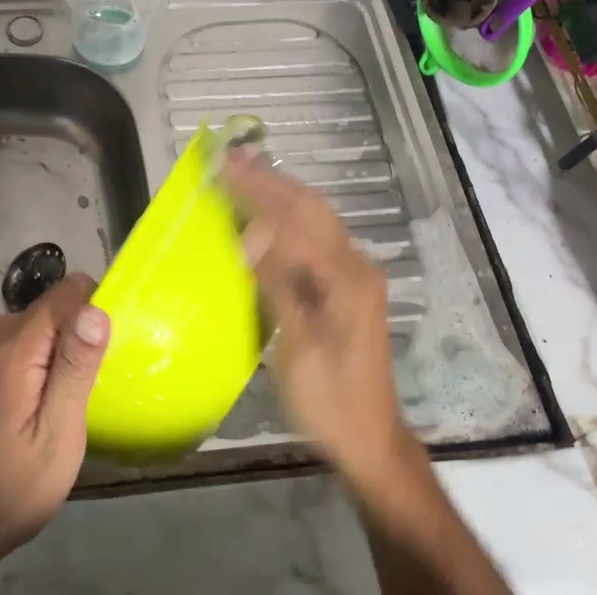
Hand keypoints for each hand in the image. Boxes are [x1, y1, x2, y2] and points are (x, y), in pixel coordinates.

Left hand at [0, 273, 109, 592]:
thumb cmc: (13, 487)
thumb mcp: (57, 435)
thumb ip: (75, 367)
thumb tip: (95, 309)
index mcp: (12, 347)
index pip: (68, 292)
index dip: (96, 312)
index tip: (108, 353)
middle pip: (56, 308)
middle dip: (79, 340)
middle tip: (87, 392)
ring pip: (42, 324)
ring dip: (61, 354)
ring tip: (67, 402)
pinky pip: (25, 340)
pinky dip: (42, 362)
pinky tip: (43, 403)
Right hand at [221, 147, 416, 480]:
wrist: (371, 440)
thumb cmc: (330, 401)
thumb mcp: (298, 347)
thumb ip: (278, 284)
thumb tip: (252, 231)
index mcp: (346, 279)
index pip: (294, 220)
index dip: (257, 191)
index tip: (224, 166)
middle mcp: (357, 266)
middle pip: (310, 208)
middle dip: (270, 180)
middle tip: (231, 156)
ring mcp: (357, 276)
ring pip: (317, 218)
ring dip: (281, 192)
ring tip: (246, 171)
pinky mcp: (350, 287)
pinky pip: (317, 238)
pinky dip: (289, 216)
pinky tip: (268, 213)